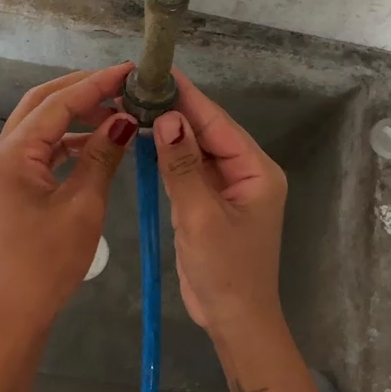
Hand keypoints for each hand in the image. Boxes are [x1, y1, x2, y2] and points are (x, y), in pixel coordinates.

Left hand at [0, 63, 137, 337]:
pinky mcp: (14, 186)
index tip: (130, 71)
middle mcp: (3, 152)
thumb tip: (124, 118)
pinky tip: (98, 144)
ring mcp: (5, 169)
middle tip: (123, 84)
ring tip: (117, 111)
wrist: (16, 311)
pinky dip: (69, 141)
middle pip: (42, 104)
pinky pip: (42, 149)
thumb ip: (102, 156)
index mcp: (14, 153)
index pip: (58, 104)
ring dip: (76, 114)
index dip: (95, 84)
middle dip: (82, 90)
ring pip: (41, 125)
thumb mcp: (83, 206)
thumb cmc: (49, 262)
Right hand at [151, 69, 287, 336]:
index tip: (158, 72)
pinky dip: (168, 159)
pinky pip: (189, 172)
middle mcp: (245, 173)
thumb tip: (166, 118)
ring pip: (195, 151)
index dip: (188, 97)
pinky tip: (144, 142)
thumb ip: (183, 166)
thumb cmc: (225, 270)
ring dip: (169, 133)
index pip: (218, 123)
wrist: (234, 320)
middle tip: (135, 87)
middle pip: (207, 133)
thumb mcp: (201, 216)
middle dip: (174, 111)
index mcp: (256, 170)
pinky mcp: (210, 205)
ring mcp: (227, 189)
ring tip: (134, 105)